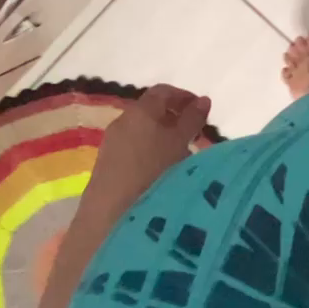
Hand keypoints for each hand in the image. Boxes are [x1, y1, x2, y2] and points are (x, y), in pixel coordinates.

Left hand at [91, 84, 211, 199]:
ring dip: (162, 137)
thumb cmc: (153, 171)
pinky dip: (150, 152)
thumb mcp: (180, 142)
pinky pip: (132, 149)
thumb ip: (193, 119)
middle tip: (194, 133)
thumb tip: (203, 100)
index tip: (201, 110)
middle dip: (174, 118)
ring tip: (181, 156)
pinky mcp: (105, 166)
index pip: (163, 91)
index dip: (184, 96)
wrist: (109, 216)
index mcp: (140, 110)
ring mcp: (111, 144)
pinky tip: (161, 172)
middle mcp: (122, 121)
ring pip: (142, 131)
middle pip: (151, 111)